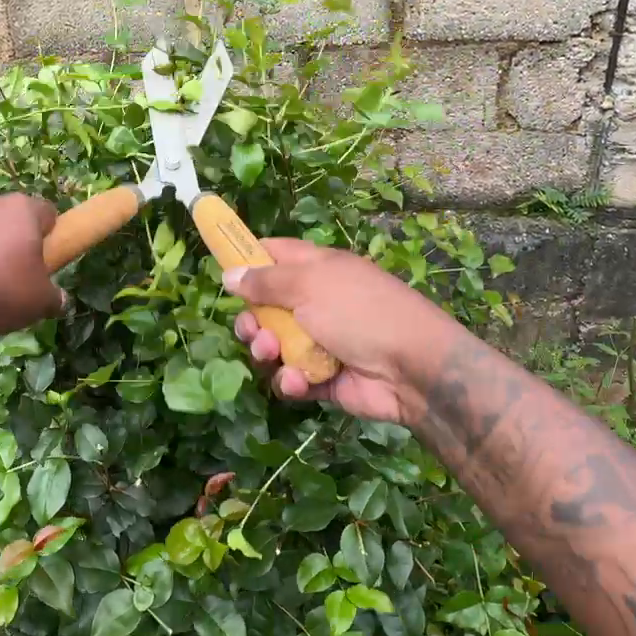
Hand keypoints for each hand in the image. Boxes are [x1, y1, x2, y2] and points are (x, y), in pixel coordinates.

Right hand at [225, 238, 460, 423]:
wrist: (413, 368)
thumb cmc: (360, 311)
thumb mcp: (309, 284)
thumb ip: (265, 281)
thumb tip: (228, 273)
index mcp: (314, 269)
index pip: (272, 255)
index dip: (246, 259)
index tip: (222, 270)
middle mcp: (314, 302)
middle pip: (264, 307)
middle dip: (251, 320)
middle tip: (254, 330)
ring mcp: (318, 340)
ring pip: (271, 346)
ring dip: (265, 351)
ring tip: (273, 354)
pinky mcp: (321, 377)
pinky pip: (290, 377)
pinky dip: (289, 380)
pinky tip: (298, 381)